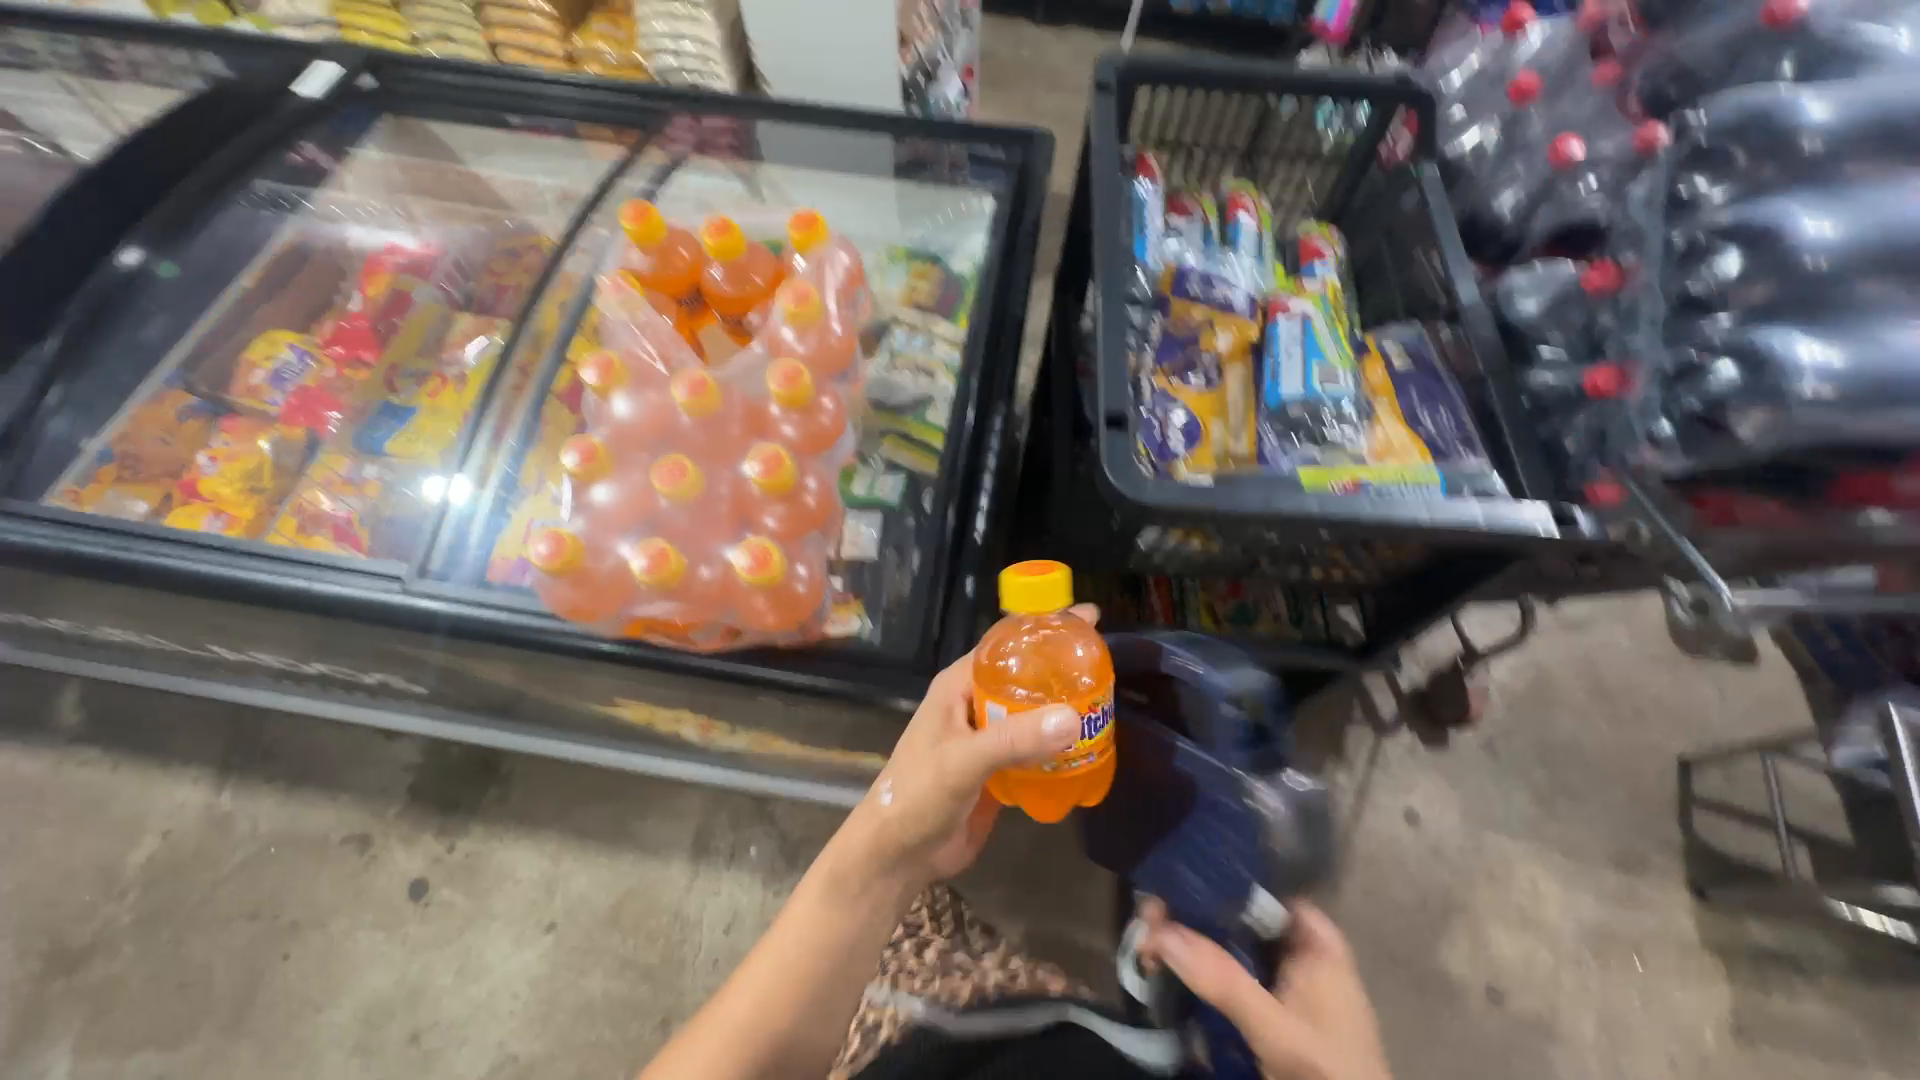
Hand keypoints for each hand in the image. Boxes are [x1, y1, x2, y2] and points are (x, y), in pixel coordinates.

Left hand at [833, 604, 1100, 891]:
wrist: (899, 855)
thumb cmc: (918, 795)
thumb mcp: (964, 761)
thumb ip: (1014, 739)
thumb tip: (1073, 717)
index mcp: (958, 686)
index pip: (1005, 644)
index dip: (1043, 628)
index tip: (1087, 617)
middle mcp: (974, 704)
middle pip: (1024, 677)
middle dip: (1062, 668)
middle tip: (1108, 663)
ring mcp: (987, 738)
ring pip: (1032, 713)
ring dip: (1064, 709)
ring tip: (1107, 701)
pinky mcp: (998, 770)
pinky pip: (1034, 749)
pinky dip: (1059, 746)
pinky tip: (1089, 746)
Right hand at [1137, 897, 1391, 1079]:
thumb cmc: (1328, 1070)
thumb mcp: (1274, 1026)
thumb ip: (1222, 979)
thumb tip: (1160, 932)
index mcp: (1316, 942)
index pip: (1264, 891)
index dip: (1220, 882)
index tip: (1174, 880)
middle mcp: (1301, 954)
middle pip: (1242, 920)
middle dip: (1196, 918)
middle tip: (1149, 919)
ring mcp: (1286, 986)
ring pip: (1233, 950)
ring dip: (1193, 948)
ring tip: (1148, 946)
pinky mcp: (1272, 1013)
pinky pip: (1231, 980)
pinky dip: (1202, 976)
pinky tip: (1170, 974)